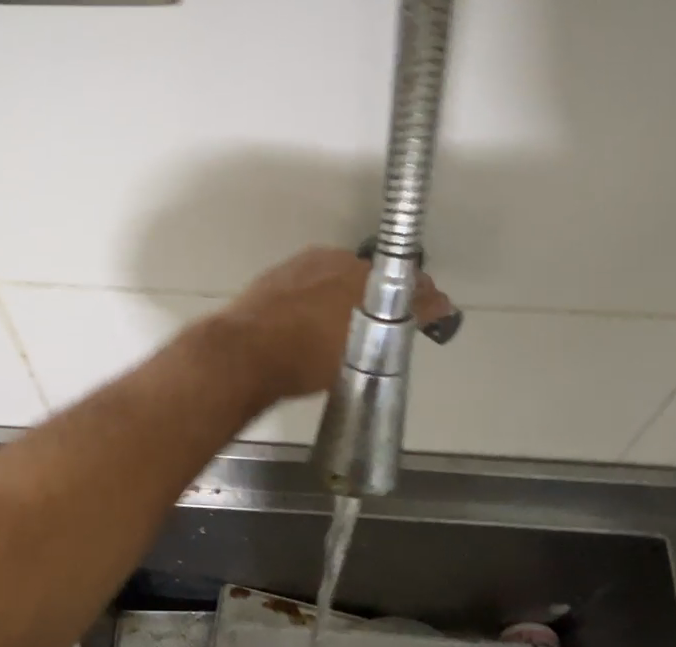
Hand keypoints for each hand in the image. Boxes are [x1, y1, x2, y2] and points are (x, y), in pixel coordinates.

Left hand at [211, 247, 454, 400]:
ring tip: (345, 331)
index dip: (421, 298)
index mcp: (361, 273)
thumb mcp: (362, 351)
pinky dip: (317, 302)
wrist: (241, 354)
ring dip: (347, 298)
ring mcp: (301, 266)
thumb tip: (434, 308)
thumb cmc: (304, 357)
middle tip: (386, 326)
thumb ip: (397, 327)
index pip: (404, 280)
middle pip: (371, 276)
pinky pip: (307, 288)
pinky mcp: (274, 278)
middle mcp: (333, 260)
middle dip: (383, 296)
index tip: (432, 311)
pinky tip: (311, 327)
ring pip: (336, 279)